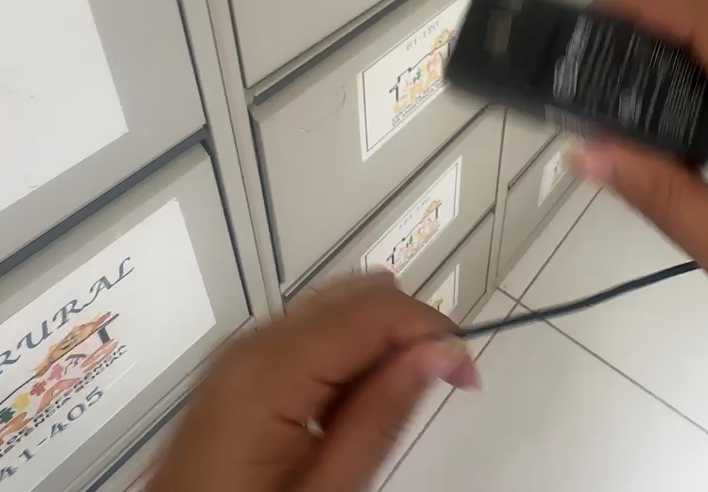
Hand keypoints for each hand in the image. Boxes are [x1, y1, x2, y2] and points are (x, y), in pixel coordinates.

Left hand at [149, 273, 477, 491]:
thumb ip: (384, 413)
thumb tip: (443, 348)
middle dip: (408, 328)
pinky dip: (346, 350)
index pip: (375, 310)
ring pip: (338, 305)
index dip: (433, 328)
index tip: (468, 373)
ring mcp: (240, 350)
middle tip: (438, 383)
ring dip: (380, 337)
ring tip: (393, 398)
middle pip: (358, 295)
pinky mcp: (238, 366)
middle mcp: (253, 340)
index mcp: (271, 368)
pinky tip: (351, 400)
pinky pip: (310, 331)